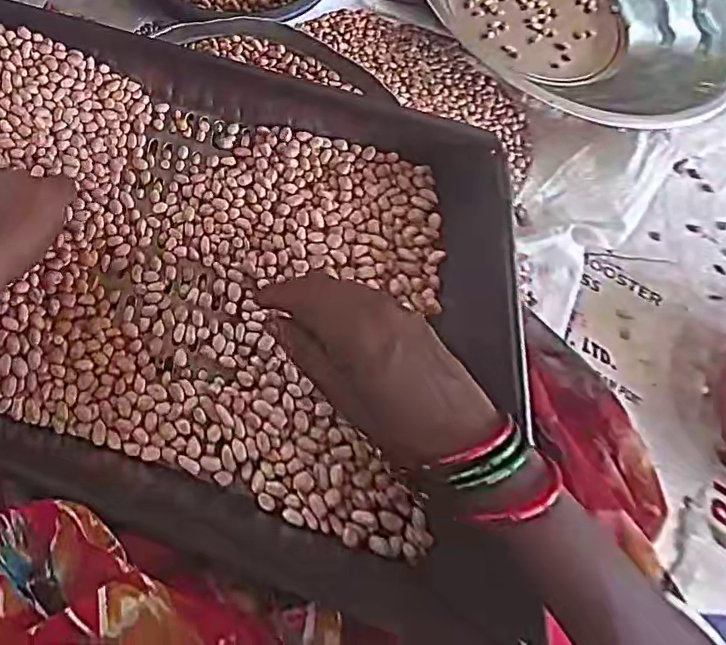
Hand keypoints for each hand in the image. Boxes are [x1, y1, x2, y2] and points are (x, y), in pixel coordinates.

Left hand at [0, 169, 75, 291]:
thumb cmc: (7, 259)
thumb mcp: (40, 247)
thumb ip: (47, 222)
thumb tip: (45, 215)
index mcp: (49, 196)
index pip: (64, 186)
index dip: (58, 197)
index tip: (50, 209)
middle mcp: (24, 177)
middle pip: (29, 182)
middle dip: (23, 196)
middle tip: (13, 220)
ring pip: (1, 181)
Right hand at [260, 272, 501, 468]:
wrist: (466, 441)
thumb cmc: (395, 425)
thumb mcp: (338, 392)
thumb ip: (304, 351)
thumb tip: (276, 323)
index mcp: (350, 327)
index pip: (301, 294)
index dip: (275, 294)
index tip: (259, 301)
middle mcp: (372, 308)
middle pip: (322, 284)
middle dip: (294, 290)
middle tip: (276, 305)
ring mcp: (396, 310)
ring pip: (344, 287)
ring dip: (319, 294)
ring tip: (303, 313)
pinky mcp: (412, 317)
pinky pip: (365, 296)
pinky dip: (343, 300)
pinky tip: (338, 320)